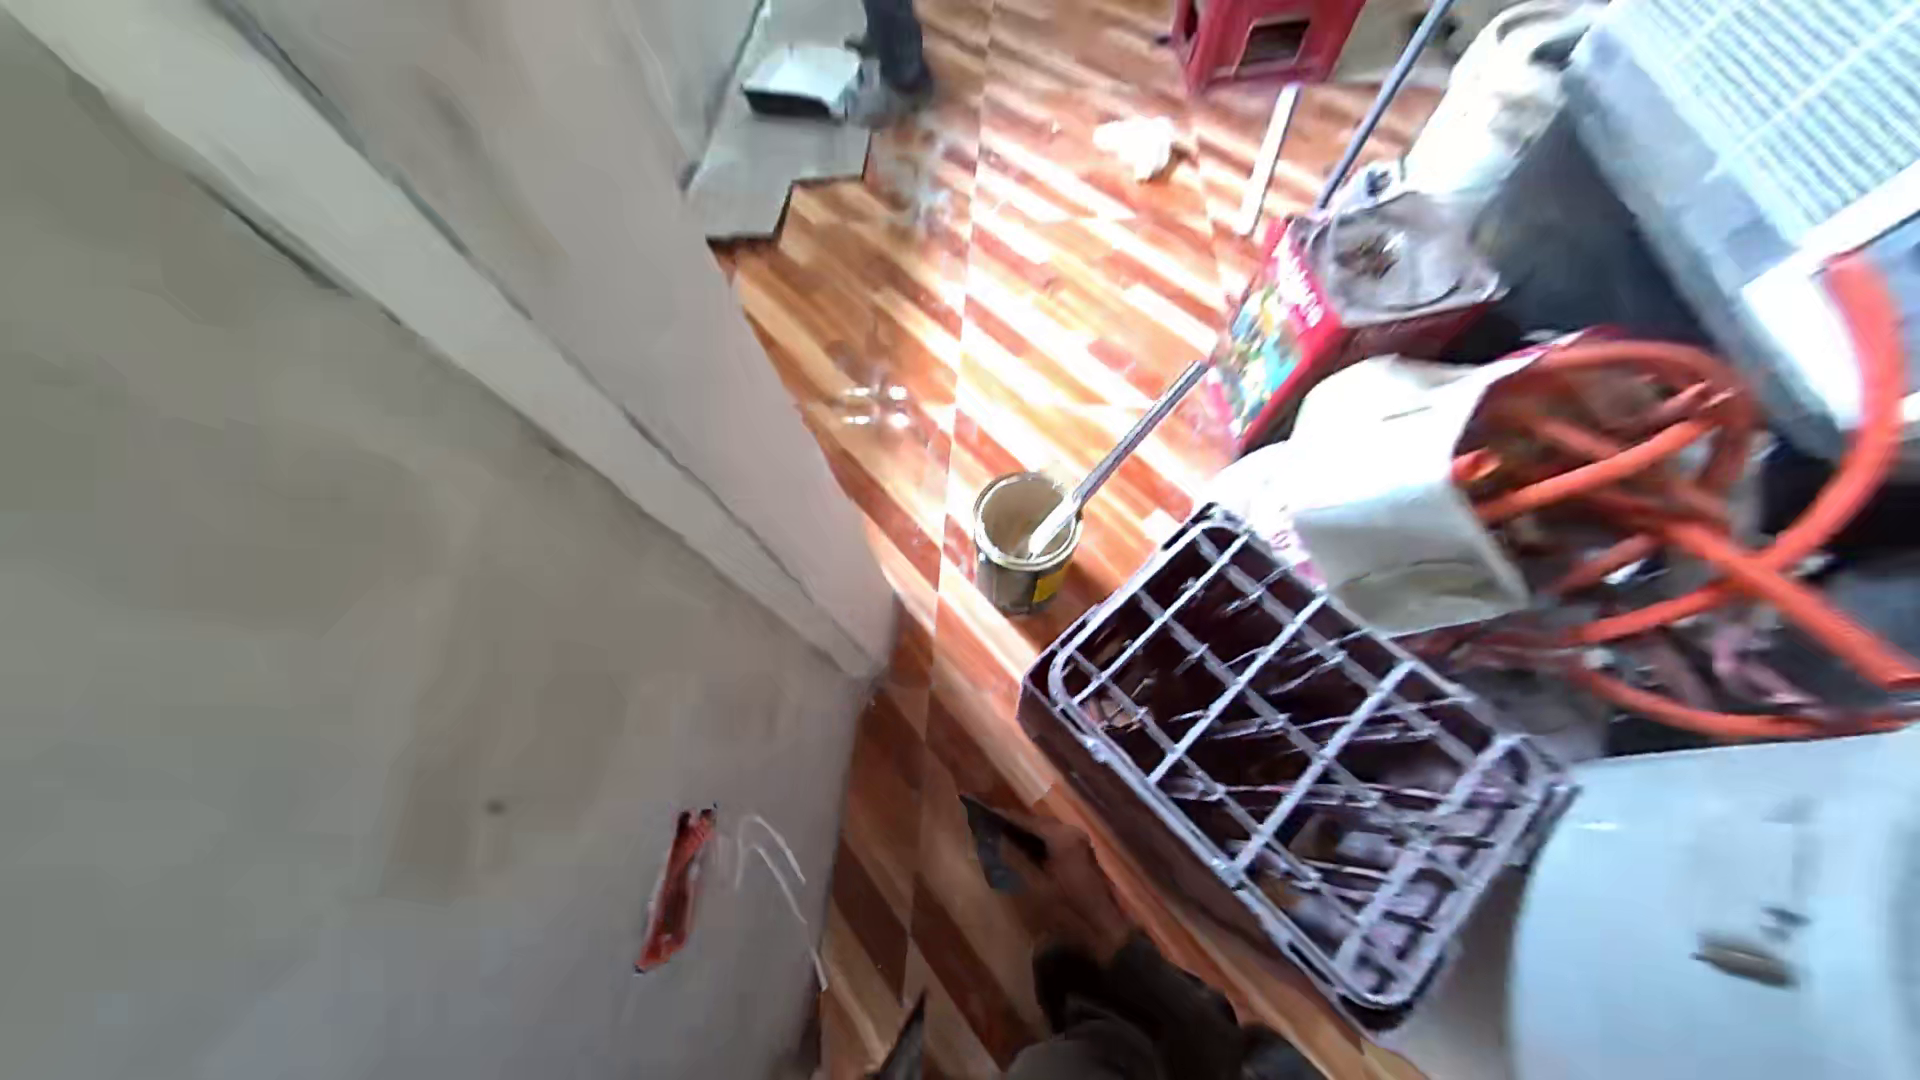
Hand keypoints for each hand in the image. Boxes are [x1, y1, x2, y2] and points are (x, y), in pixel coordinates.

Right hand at [996, 809, 1136, 961]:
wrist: (1106, 932)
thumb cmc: (1069, 910)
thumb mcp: (1036, 887)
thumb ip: (1016, 860)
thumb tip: (998, 839)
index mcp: (1061, 837)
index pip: (1028, 821)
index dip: (1007, 817)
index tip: (986, 813)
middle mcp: (1072, 832)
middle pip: (1039, 823)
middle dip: (1017, 825)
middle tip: (993, 826)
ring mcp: (1080, 842)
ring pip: (1047, 831)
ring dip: (1029, 833)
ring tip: (1005, 836)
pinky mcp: (1082, 853)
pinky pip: (1056, 839)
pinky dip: (1040, 842)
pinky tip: (1026, 850)